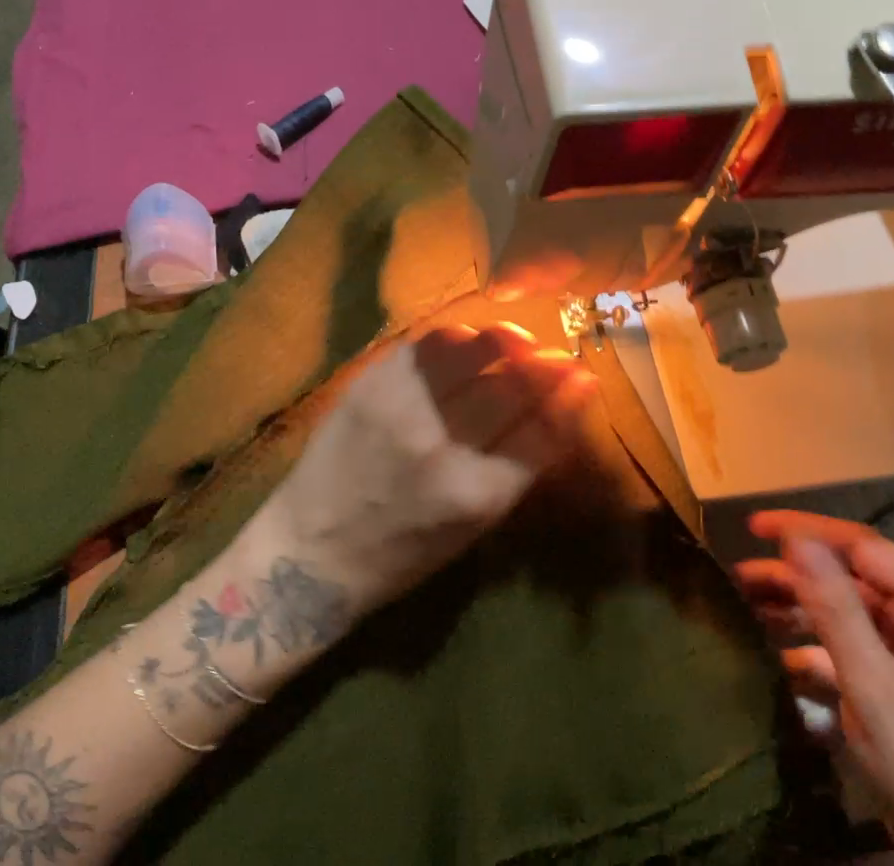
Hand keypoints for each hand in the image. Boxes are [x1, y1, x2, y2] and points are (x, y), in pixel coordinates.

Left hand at [245, 323, 595, 616]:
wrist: (311, 551)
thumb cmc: (399, 555)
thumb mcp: (471, 530)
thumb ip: (513, 472)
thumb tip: (552, 416)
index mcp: (478, 496)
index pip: (543, 431)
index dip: (570, 398)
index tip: (582, 377)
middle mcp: (444, 447)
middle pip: (512, 388)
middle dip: (546, 366)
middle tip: (557, 357)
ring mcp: (403, 410)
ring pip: (472, 354)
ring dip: (504, 341)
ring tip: (517, 341)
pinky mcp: (369, 387)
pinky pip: (424, 346)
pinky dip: (454, 338)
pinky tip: (467, 340)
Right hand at [734, 512, 893, 865]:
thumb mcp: (879, 695)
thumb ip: (839, 614)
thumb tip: (798, 541)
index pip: (868, 549)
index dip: (809, 532)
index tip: (752, 527)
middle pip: (859, 581)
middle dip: (797, 575)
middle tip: (736, 578)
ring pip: (855, 615)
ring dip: (802, 610)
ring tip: (745, 608)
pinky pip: (862, 652)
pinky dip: (819, 649)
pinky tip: (777, 656)